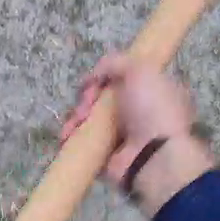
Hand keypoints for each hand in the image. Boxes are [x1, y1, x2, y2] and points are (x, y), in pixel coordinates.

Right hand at [61, 51, 215, 215]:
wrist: (152, 155)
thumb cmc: (151, 108)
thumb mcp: (140, 70)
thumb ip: (115, 63)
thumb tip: (94, 74)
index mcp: (153, 92)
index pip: (123, 80)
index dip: (104, 78)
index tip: (94, 82)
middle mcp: (139, 114)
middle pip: (103, 100)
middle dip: (87, 100)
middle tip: (85, 106)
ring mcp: (123, 138)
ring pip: (91, 122)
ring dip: (76, 120)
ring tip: (72, 126)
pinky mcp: (107, 157)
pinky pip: (85, 144)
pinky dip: (73, 140)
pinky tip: (66, 138)